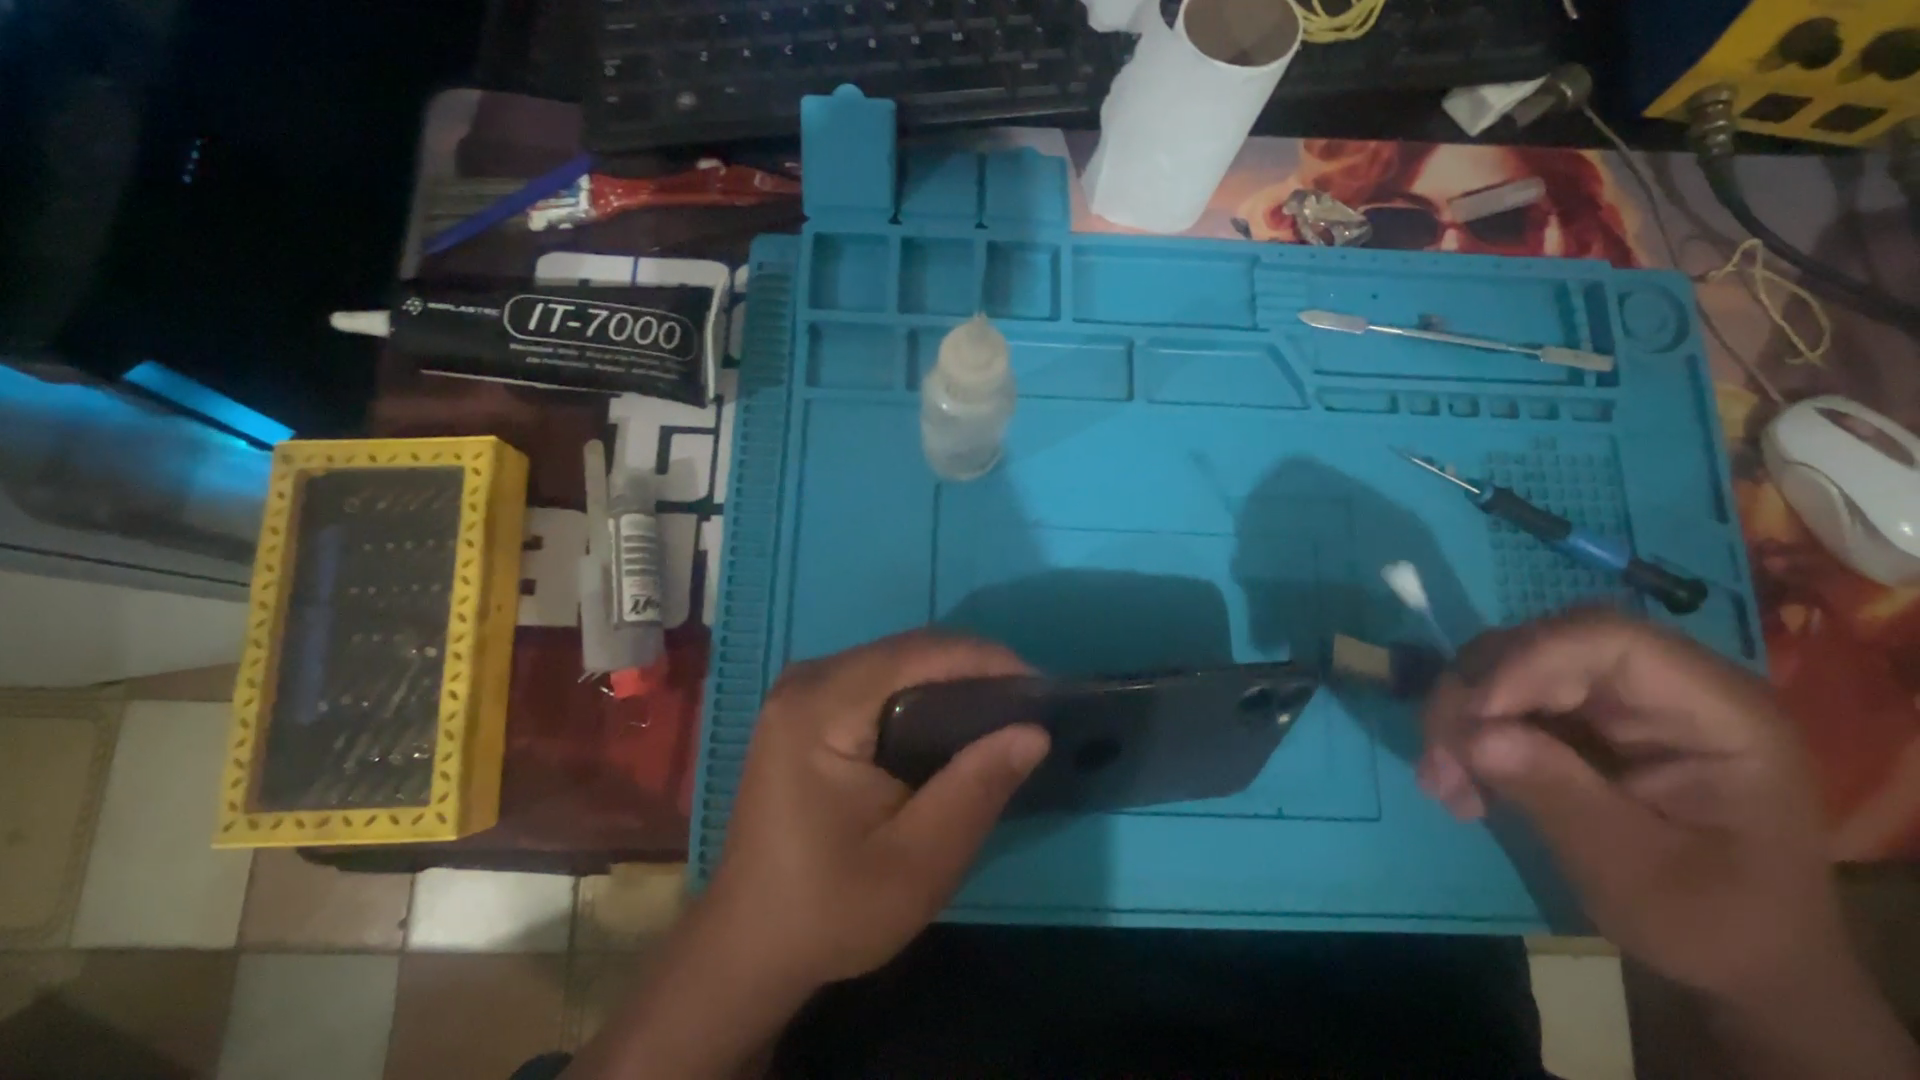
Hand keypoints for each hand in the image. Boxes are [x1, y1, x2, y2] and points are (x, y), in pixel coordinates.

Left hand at [704, 631, 1050, 989]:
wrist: (751, 944)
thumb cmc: (832, 908)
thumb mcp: (919, 861)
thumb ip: (976, 789)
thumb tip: (1034, 732)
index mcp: (819, 708)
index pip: (918, 654)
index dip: (987, 661)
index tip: (1044, 692)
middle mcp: (804, 683)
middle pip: (905, 652)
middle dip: (974, 671)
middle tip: (1029, 710)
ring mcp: (799, 695)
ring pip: (894, 664)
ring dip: (951, 683)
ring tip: (1003, 718)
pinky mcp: (803, 713)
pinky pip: (875, 684)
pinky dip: (922, 697)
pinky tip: (953, 729)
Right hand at [1418, 611, 1846, 1000]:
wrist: (1740, 963)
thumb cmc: (1711, 924)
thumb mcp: (1634, 871)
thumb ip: (1558, 795)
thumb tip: (1471, 735)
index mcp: (1717, 712)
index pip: (1608, 641)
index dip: (1526, 663)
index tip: (1469, 722)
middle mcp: (1667, 687)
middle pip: (1546, 645)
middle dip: (1477, 692)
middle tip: (1437, 760)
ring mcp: (1624, 702)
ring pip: (1514, 667)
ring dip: (1463, 716)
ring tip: (1442, 782)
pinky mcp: (1588, 721)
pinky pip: (1510, 702)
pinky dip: (1471, 735)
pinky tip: (1459, 784)